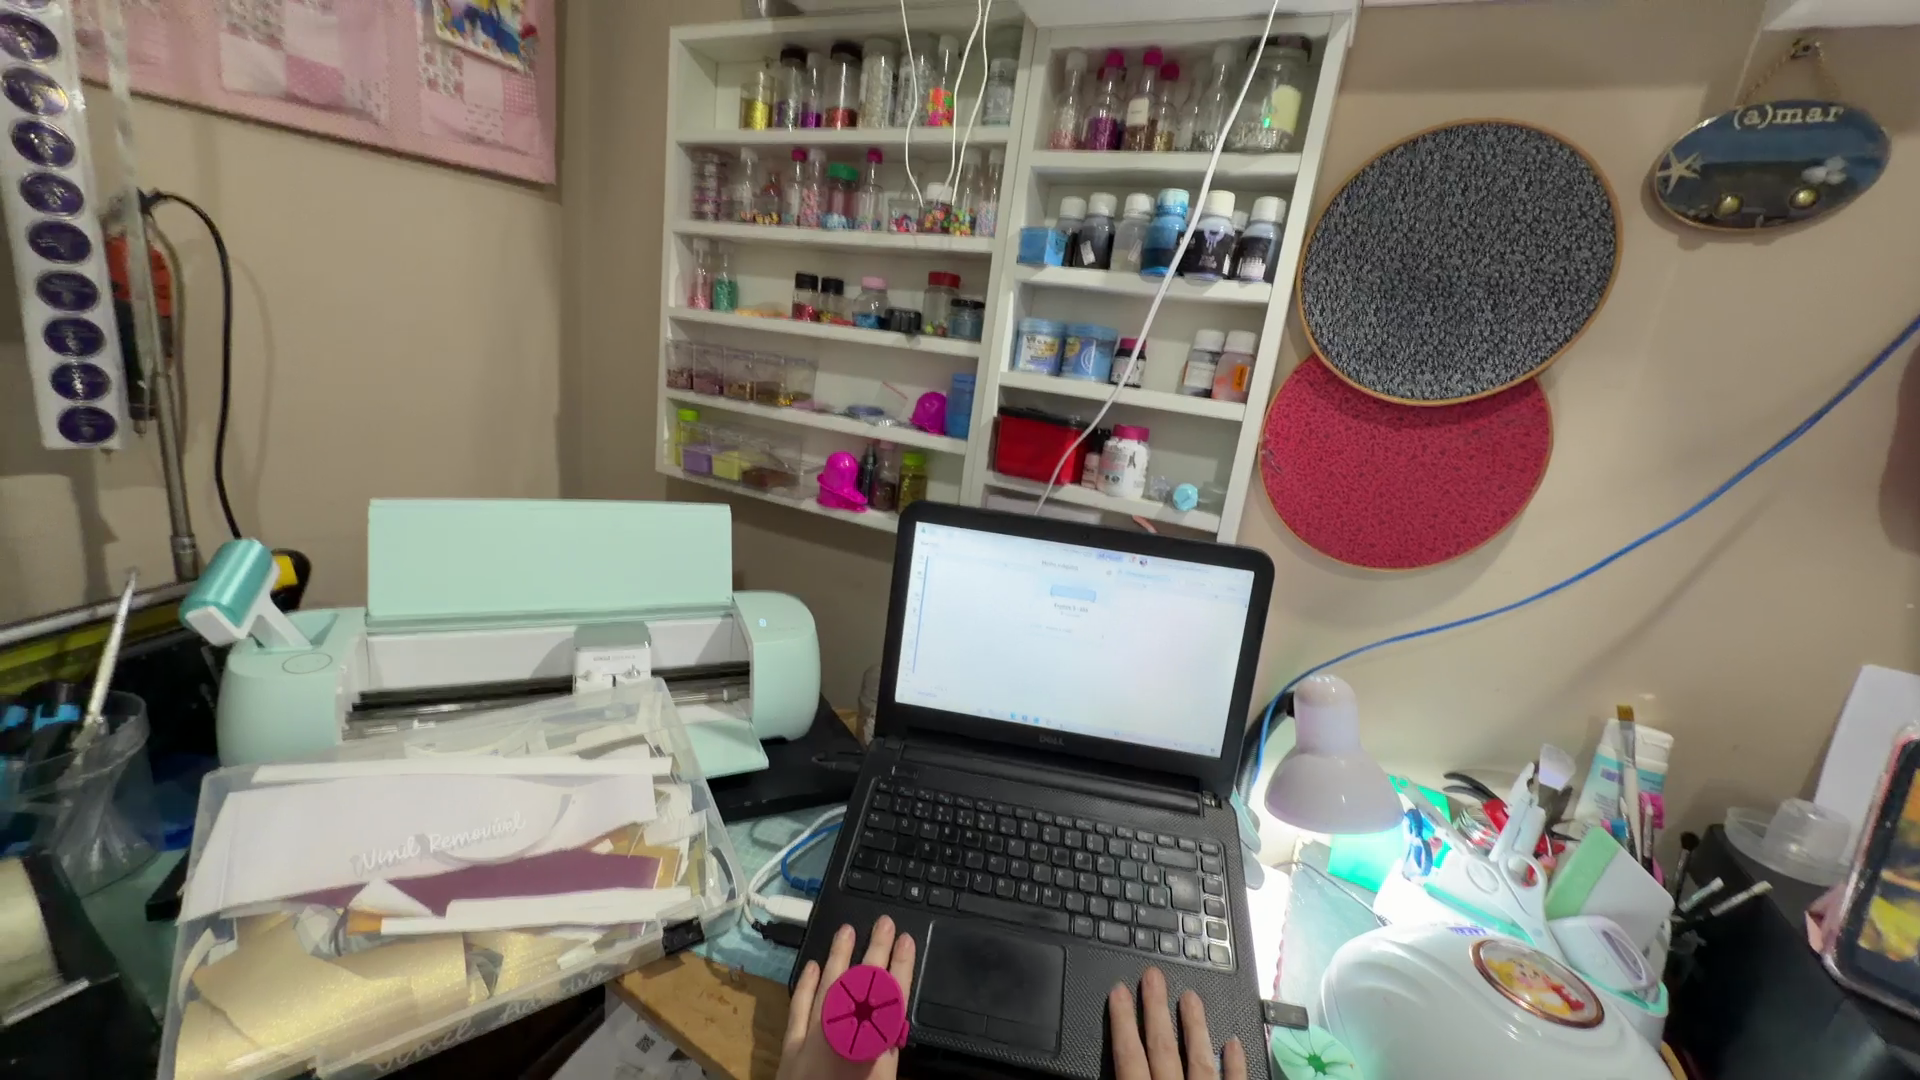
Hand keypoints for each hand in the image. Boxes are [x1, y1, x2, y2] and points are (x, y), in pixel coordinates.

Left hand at [777, 916, 916, 1079]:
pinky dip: (806, 986)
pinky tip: (813, 965)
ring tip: (848, 930)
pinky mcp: (789, 1052)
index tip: (907, 940)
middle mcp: (842, 1039)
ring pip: (828, 989)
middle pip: (862, 985)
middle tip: (884, 922)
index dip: (901, 966)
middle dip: (875, 951)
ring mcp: (812, 1042)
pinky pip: (798, 1010)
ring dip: (839, 957)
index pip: (891, 998)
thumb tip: (895, 1024)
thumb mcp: (884, 1079)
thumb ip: (888, 1052)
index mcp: (873, 1050)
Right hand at [1110, 967, 1246, 1079]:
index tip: (1119, 991)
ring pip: (1199, 1060)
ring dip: (1194, 1026)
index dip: (1123, 1022)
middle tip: (1153, 976)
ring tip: (1190, 995)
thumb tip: (1104, 1071)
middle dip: (1156, 1009)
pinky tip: (1234, 1042)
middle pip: (1163, 1048)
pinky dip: (1235, 1064)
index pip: (1129, 1058)